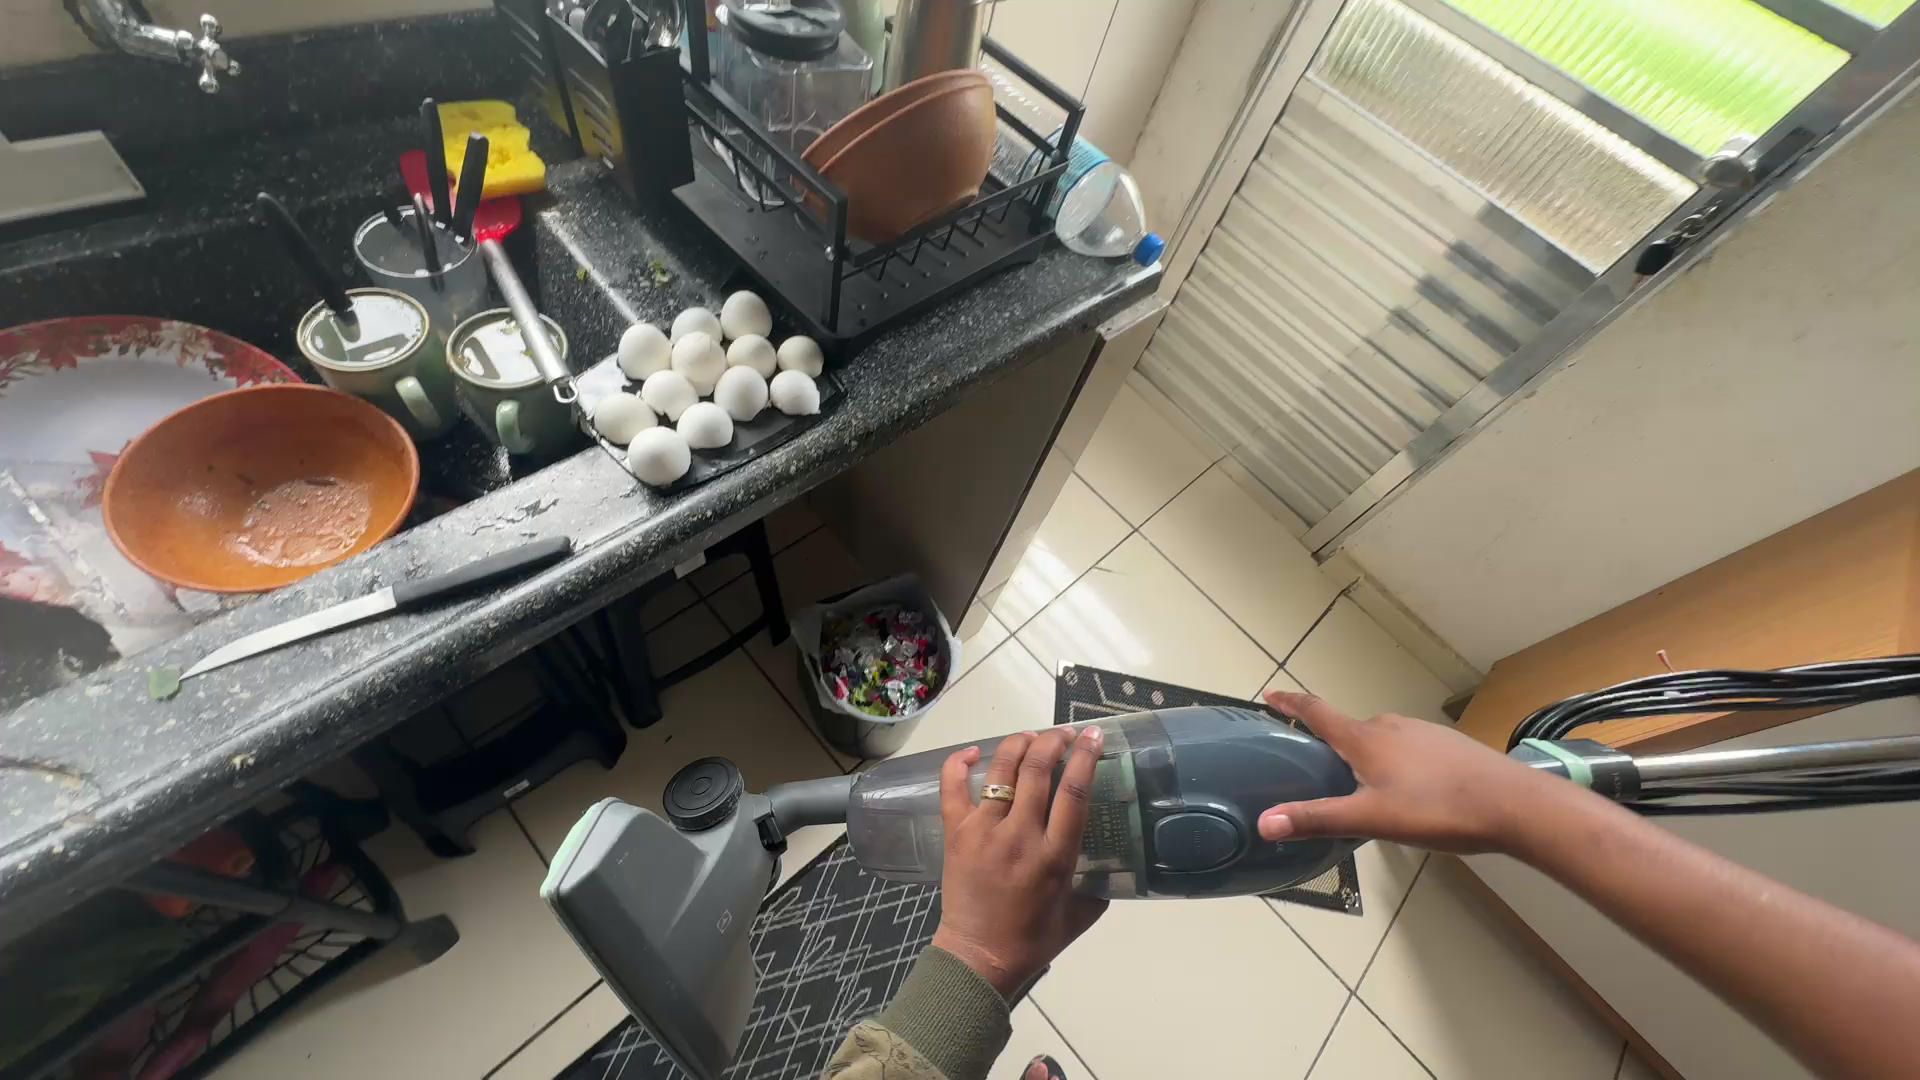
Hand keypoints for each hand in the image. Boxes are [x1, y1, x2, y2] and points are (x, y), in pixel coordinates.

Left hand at [929, 727, 1109, 998]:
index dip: (1086, 756)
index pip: (1074, 791)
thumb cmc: (1032, 939)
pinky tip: (973, 751)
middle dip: (1053, 741)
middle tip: (1063, 733)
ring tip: (1030, 735)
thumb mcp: (1079, 914)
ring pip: (1002, 770)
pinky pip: (953, 787)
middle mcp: (1020, 835)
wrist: (979, 958)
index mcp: (1055, 856)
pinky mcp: (956, 831)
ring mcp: (984, 830)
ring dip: (1018, 743)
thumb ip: (1098, 885)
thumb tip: (1112, 859)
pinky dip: (960, 762)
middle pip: (1037, 770)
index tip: (1094, 736)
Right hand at [1256, 691, 1569, 854]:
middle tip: (1320, 765)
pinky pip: (1409, 748)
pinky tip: (1413, 790)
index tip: (1268, 695)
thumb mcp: (1372, 819)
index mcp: (1363, 738)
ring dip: (1367, 755)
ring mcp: (1421, 732)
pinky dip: (1398, 762)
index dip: (1288, 702)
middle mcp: (1388, 725)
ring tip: (1368, 786)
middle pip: (1348, 728)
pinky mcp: (1449, 744)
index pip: (1315, 711)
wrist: (1519, 806)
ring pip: (1381, 739)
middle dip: (1331, 743)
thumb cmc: (1438, 809)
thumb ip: (1318, 818)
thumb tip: (1264, 822)